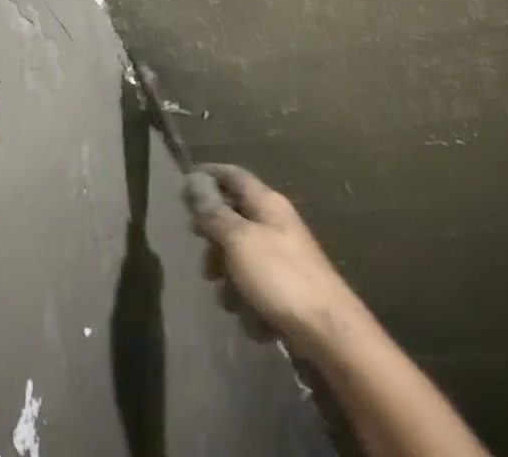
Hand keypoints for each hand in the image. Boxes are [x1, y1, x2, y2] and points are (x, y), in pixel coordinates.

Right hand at [184, 163, 364, 354]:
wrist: (326, 331)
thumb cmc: (280, 277)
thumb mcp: (239, 240)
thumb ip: (214, 213)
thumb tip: (194, 182)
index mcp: (267, 204)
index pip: (233, 176)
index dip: (208, 176)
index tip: (181, 187)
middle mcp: (275, 226)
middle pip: (231, 223)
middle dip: (215, 248)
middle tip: (208, 267)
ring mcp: (281, 259)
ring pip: (238, 262)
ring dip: (230, 284)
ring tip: (237, 301)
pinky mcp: (284, 290)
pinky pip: (252, 290)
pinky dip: (249, 305)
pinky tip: (257, 319)